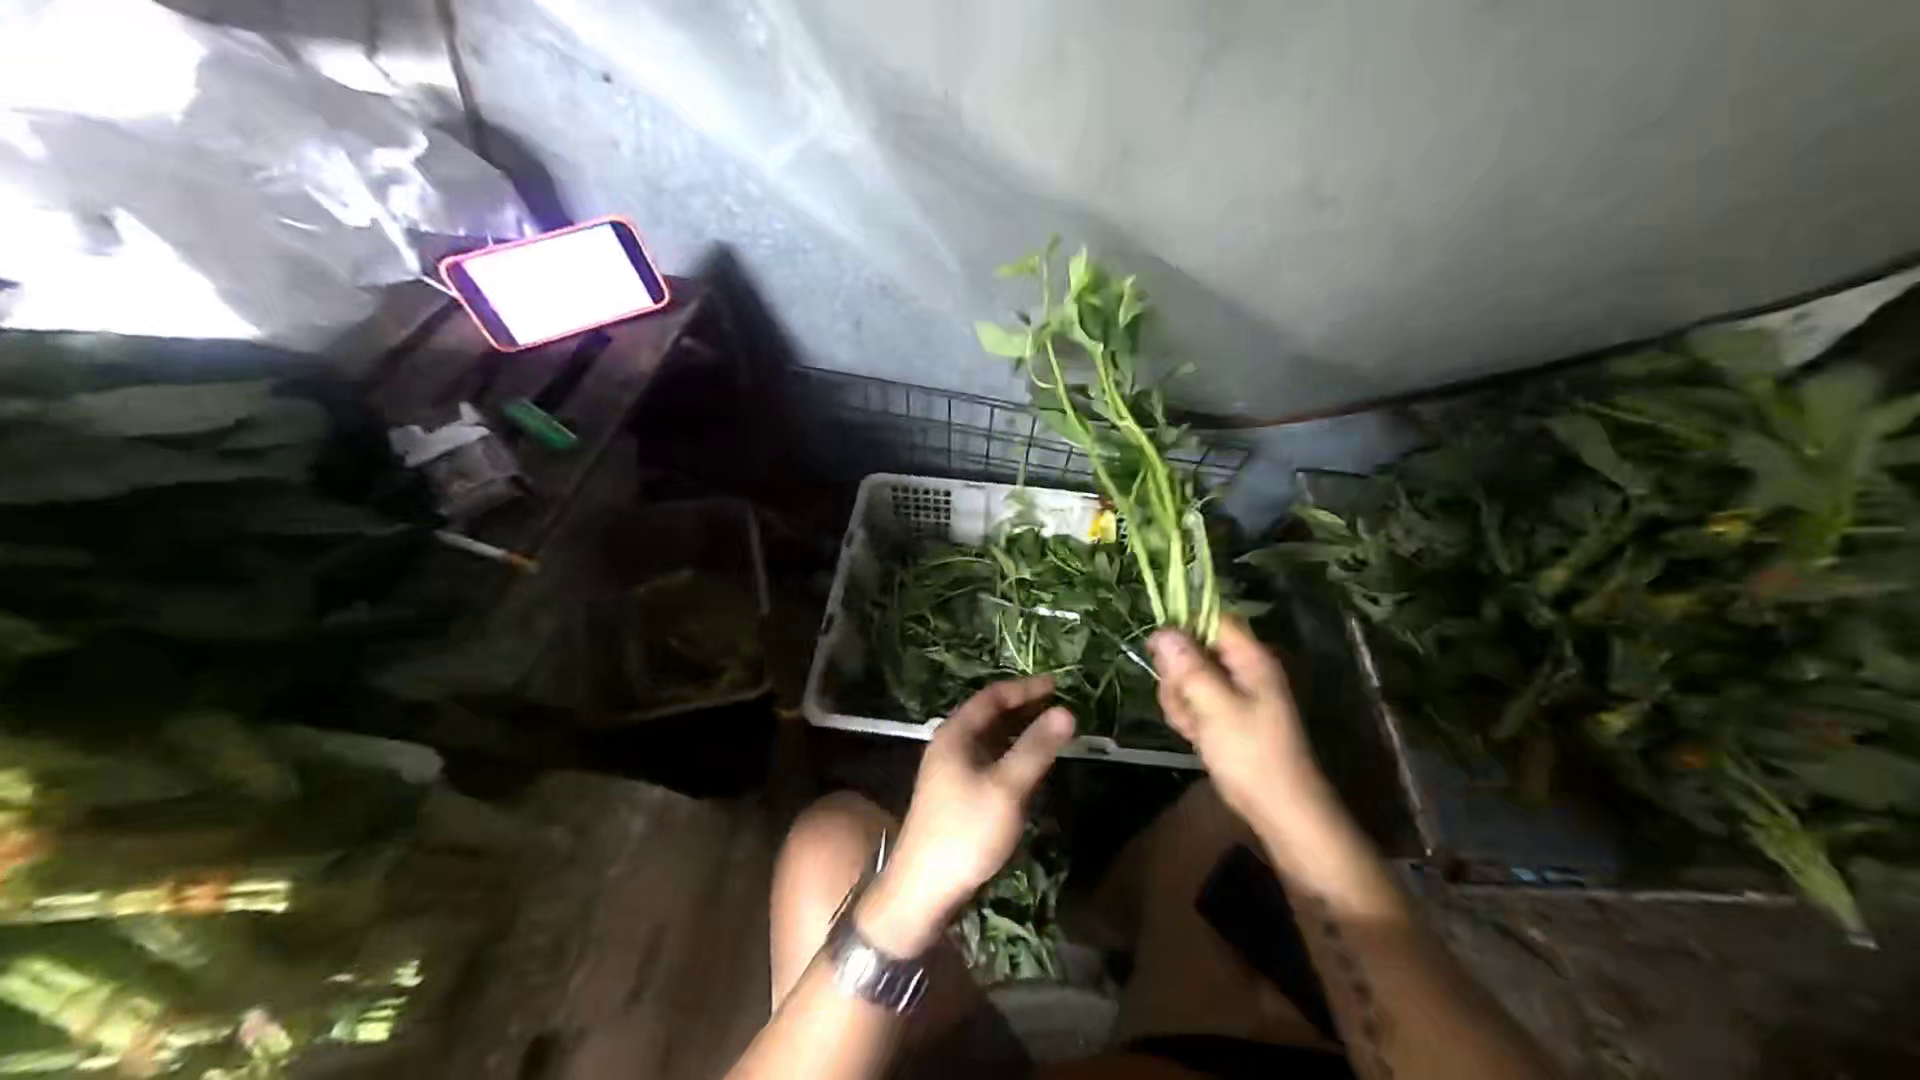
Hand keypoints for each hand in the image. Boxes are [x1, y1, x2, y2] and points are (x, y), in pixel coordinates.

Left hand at [855, 677, 1073, 955]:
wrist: (924, 888)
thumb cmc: (965, 830)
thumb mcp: (1006, 787)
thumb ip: (1036, 748)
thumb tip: (1066, 711)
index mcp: (955, 734)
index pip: (992, 697)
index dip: (1025, 688)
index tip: (1057, 685)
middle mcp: (950, 745)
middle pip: (990, 716)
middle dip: (1024, 708)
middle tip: (1060, 706)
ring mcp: (951, 770)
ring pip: (990, 740)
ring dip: (1019, 732)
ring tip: (1052, 730)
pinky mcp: (957, 794)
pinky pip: (989, 761)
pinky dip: (1012, 755)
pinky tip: (1031, 765)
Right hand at [1149, 618, 1337, 828]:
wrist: (1280, 809)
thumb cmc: (1251, 755)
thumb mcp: (1215, 706)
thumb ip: (1188, 666)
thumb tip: (1162, 631)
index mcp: (1250, 659)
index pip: (1212, 620)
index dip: (1183, 628)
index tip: (1157, 650)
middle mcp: (1242, 669)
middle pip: (1194, 649)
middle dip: (1178, 675)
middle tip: (1183, 702)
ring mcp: (1234, 693)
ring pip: (1188, 677)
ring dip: (1180, 699)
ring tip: (1191, 726)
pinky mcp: (1225, 714)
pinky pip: (1194, 700)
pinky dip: (1187, 715)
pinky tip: (1193, 735)